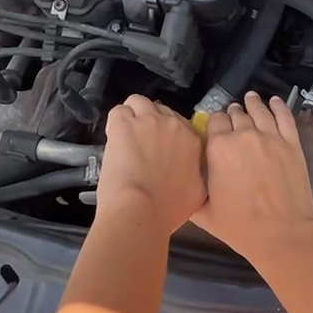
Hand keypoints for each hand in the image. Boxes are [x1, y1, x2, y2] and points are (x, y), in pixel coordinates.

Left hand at [95, 95, 205, 232]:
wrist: (140, 210)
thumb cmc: (168, 209)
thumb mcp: (198, 193)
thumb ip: (198, 173)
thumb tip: (194, 169)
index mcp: (192, 140)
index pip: (181, 124)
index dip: (168, 135)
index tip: (160, 148)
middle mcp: (172, 124)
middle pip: (161, 111)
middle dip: (152, 124)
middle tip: (143, 144)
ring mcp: (147, 121)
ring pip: (139, 102)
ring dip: (133, 115)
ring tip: (127, 134)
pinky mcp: (123, 125)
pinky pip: (119, 111)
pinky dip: (115, 122)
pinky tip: (114, 137)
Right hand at [191, 92, 312, 264]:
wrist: (282, 233)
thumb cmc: (240, 226)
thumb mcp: (203, 212)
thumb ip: (191, 189)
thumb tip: (183, 177)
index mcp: (219, 147)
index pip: (215, 120)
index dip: (215, 121)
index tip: (216, 125)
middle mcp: (243, 134)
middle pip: (236, 114)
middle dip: (233, 113)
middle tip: (233, 114)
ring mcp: (270, 136)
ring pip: (259, 111)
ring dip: (253, 103)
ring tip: (251, 97)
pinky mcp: (291, 143)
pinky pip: (284, 117)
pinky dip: (279, 106)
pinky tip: (275, 101)